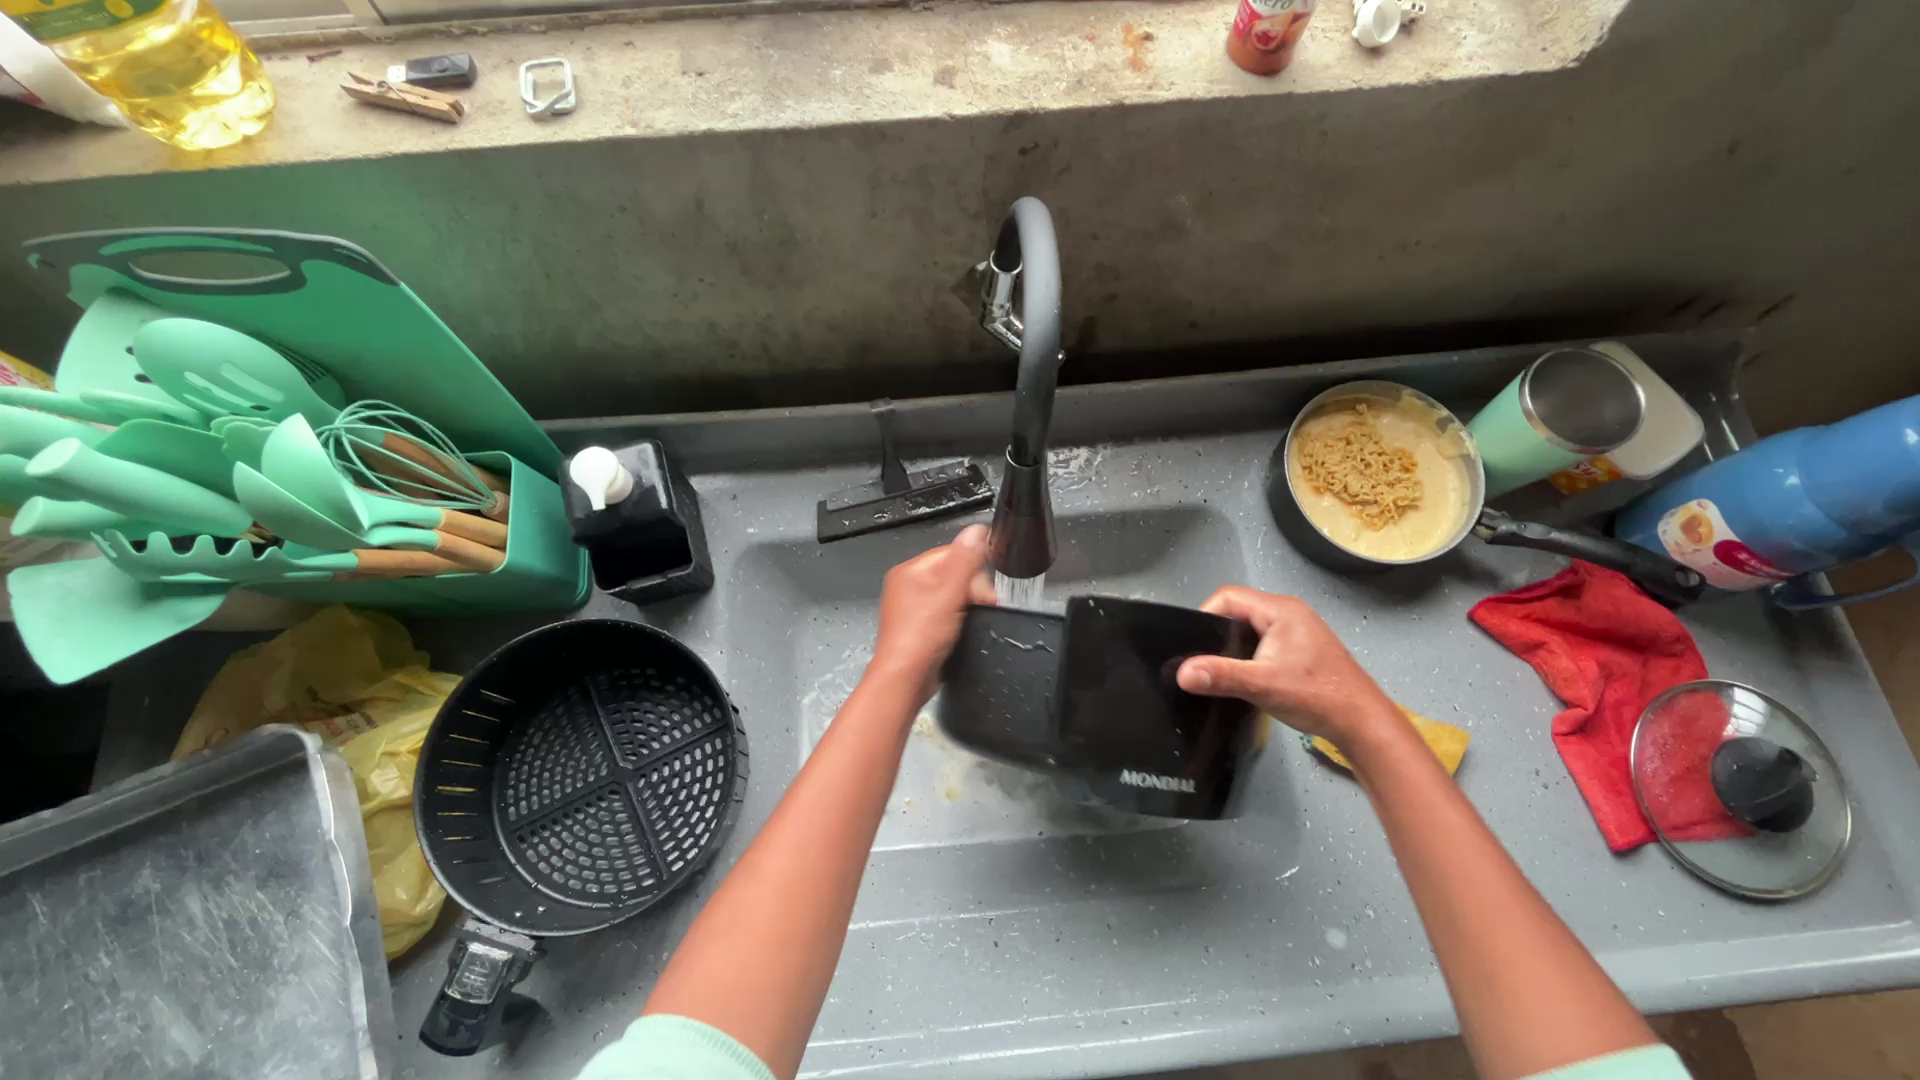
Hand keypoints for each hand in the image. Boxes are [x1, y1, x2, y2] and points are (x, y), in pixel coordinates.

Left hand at [871, 524, 996, 694]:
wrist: (905, 679)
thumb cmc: (918, 638)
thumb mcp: (949, 593)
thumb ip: (965, 561)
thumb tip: (976, 531)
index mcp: (910, 571)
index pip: (952, 554)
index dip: (974, 571)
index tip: (984, 590)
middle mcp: (908, 587)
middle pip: (953, 574)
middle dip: (971, 592)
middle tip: (977, 608)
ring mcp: (912, 609)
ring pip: (951, 596)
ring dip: (965, 608)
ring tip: (967, 623)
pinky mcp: (919, 628)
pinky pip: (945, 615)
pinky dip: (956, 622)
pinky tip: (957, 633)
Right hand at [1175, 586, 1399, 745]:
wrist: (1362, 723)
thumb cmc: (1318, 697)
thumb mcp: (1262, 685)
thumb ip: (1220, 676)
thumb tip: (1182, 673)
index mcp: (1280, 610)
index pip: (1228, 597)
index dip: (1204, 616)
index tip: (1191, 644)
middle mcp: (1288, 613)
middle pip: (1237, 611)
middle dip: (1216, 634)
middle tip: (1200, 660)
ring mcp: (1296, 631)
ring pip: (1249, 628)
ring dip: (1232, 648)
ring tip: (1218, 670)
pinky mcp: (1299, 649)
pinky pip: (1261, 643)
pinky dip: (1247, 656)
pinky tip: (1241, 677)